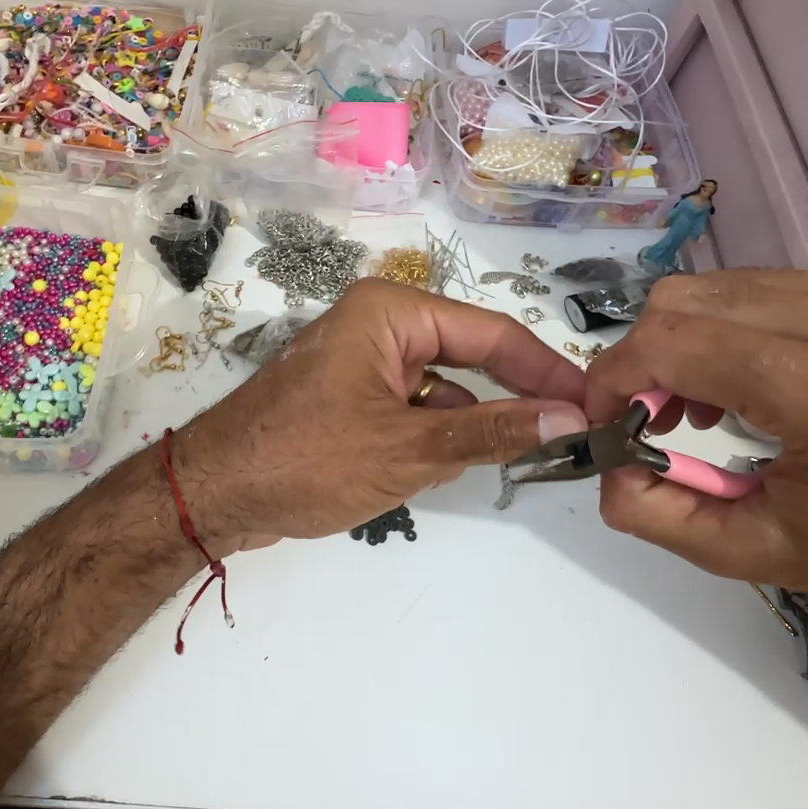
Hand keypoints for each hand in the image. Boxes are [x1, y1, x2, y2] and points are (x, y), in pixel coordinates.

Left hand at [172, 278, 588, 555]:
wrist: (213, 495)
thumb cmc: (307, 459)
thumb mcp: (408, 448)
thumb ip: (492, 432)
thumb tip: (570, 418)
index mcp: (390, 313)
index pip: (490, 333)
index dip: (545, 369)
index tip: (593, 404)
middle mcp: (378, 327)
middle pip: (468, 358)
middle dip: (509, 400)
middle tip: (568, 436)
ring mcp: (362, 364)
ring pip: (442, 391)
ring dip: (467, 428)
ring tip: (503, 462)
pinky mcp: (350, 400)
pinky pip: (411, 411)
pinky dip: (432, 440)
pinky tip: (433, 473)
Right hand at [586, 263, 807, 613]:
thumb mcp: (753, 552)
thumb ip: (653, 512)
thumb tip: (601, 463)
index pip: (673, 343)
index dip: (614, 375)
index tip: (606, 416)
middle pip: (685, 301)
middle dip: (646, 357)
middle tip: (655, 415)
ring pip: (720, 287)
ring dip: (687, 340)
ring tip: (703, 401)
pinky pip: (768, 286)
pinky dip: (735, 328)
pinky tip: (752, 376)